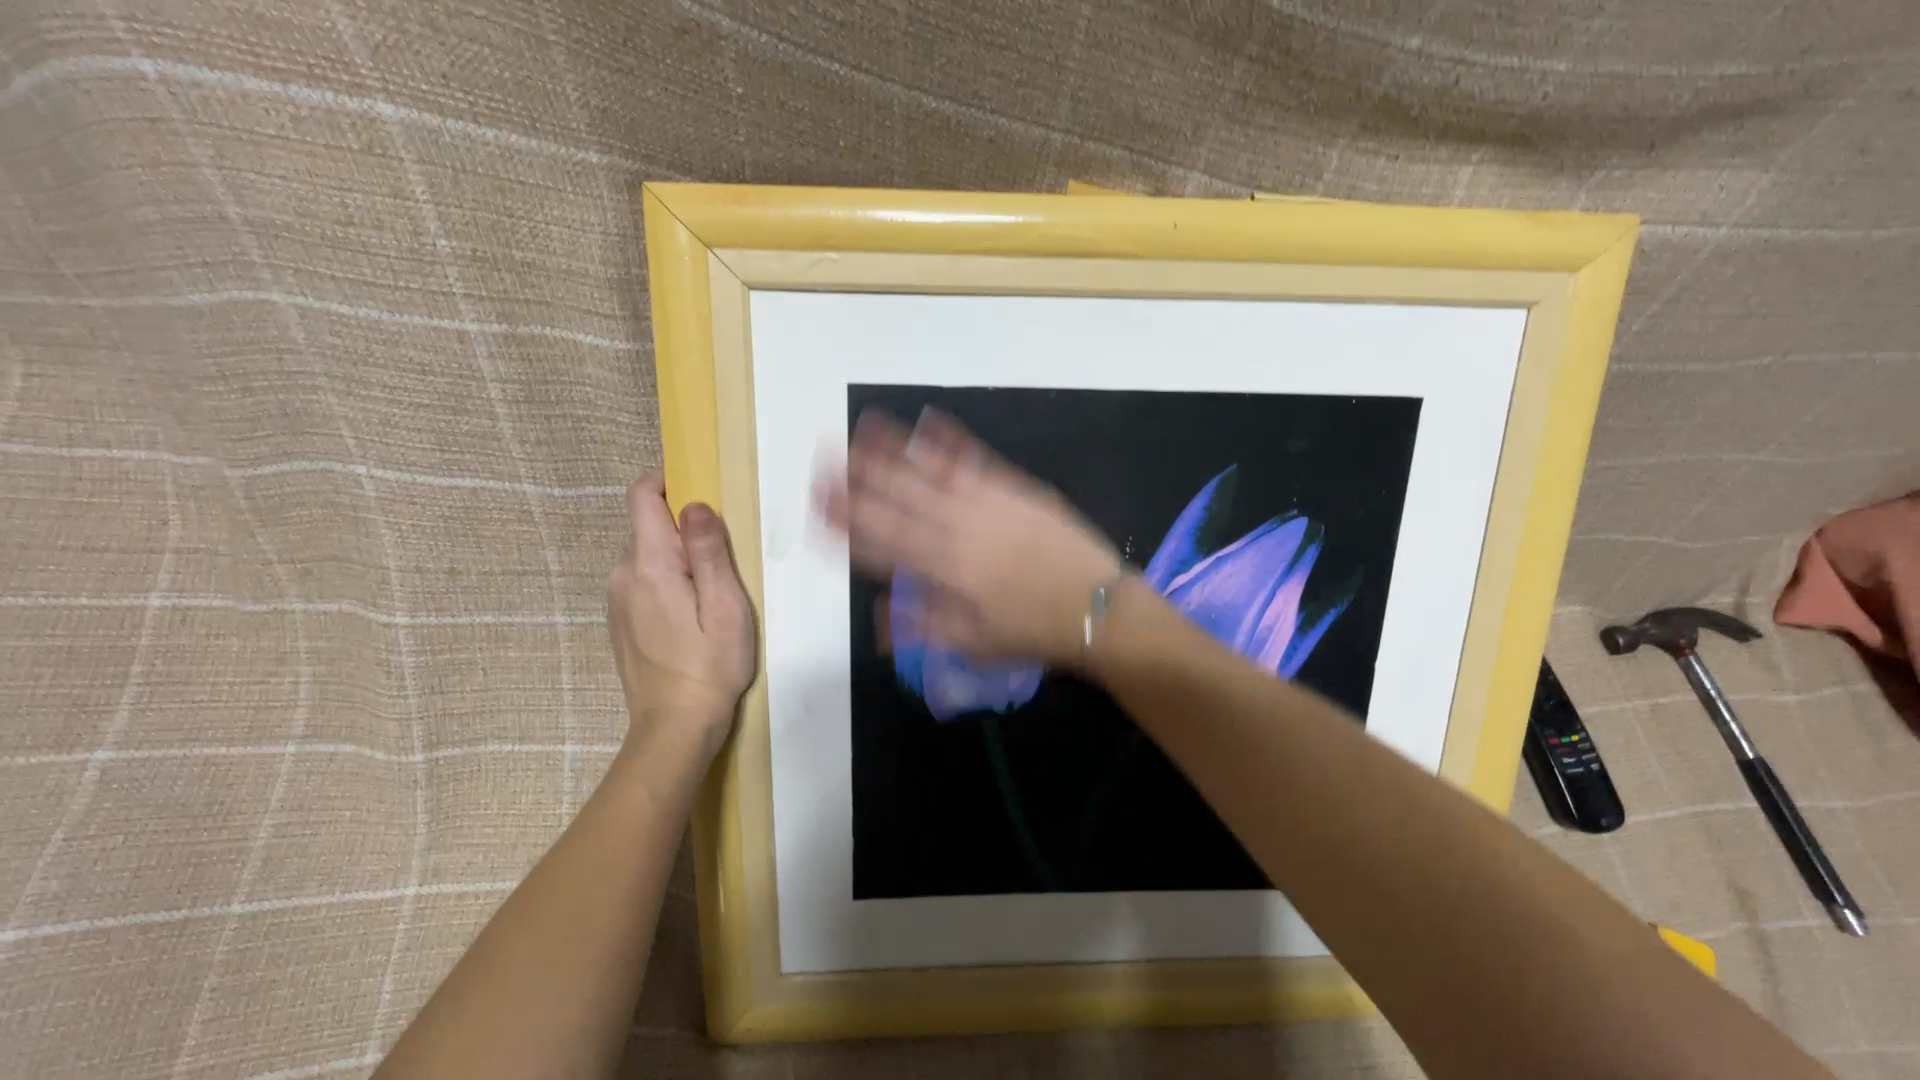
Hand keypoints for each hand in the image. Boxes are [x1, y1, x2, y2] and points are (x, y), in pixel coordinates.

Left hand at [607, 473, 755, 752]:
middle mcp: (623, 574)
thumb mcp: (726, 608)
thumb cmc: (710, 667)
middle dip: (686, 531)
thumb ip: (709, 553)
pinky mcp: (620, 621)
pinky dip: (668, 585)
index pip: (641, 496)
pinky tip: (691, 620)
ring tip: (712, 597)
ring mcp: (617, 599)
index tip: (701, 491)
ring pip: (649, 557)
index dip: (667, 480)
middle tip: (726, 563)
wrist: (674, 727)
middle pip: (649, 527)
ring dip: (679, 562)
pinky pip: (644, 583)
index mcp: (650, 565)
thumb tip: (695, 504)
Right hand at [818, 409, 1120, 662]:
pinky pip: (971, 459)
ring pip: (928, 471)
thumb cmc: (1032, 631)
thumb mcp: (973, 642)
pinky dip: (946, 441)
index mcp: (942, 568)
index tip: (817, 504)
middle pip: (896, 496)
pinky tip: (927, 422)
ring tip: (861, 428)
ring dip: (892, 450)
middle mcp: (956, 528)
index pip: (880, 539)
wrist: (1095, 608)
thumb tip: (877, 618)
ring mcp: (985, 502)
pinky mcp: (1013, 488)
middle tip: (823, 457)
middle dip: (855, 477)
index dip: (845, 520)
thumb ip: (923, 625)